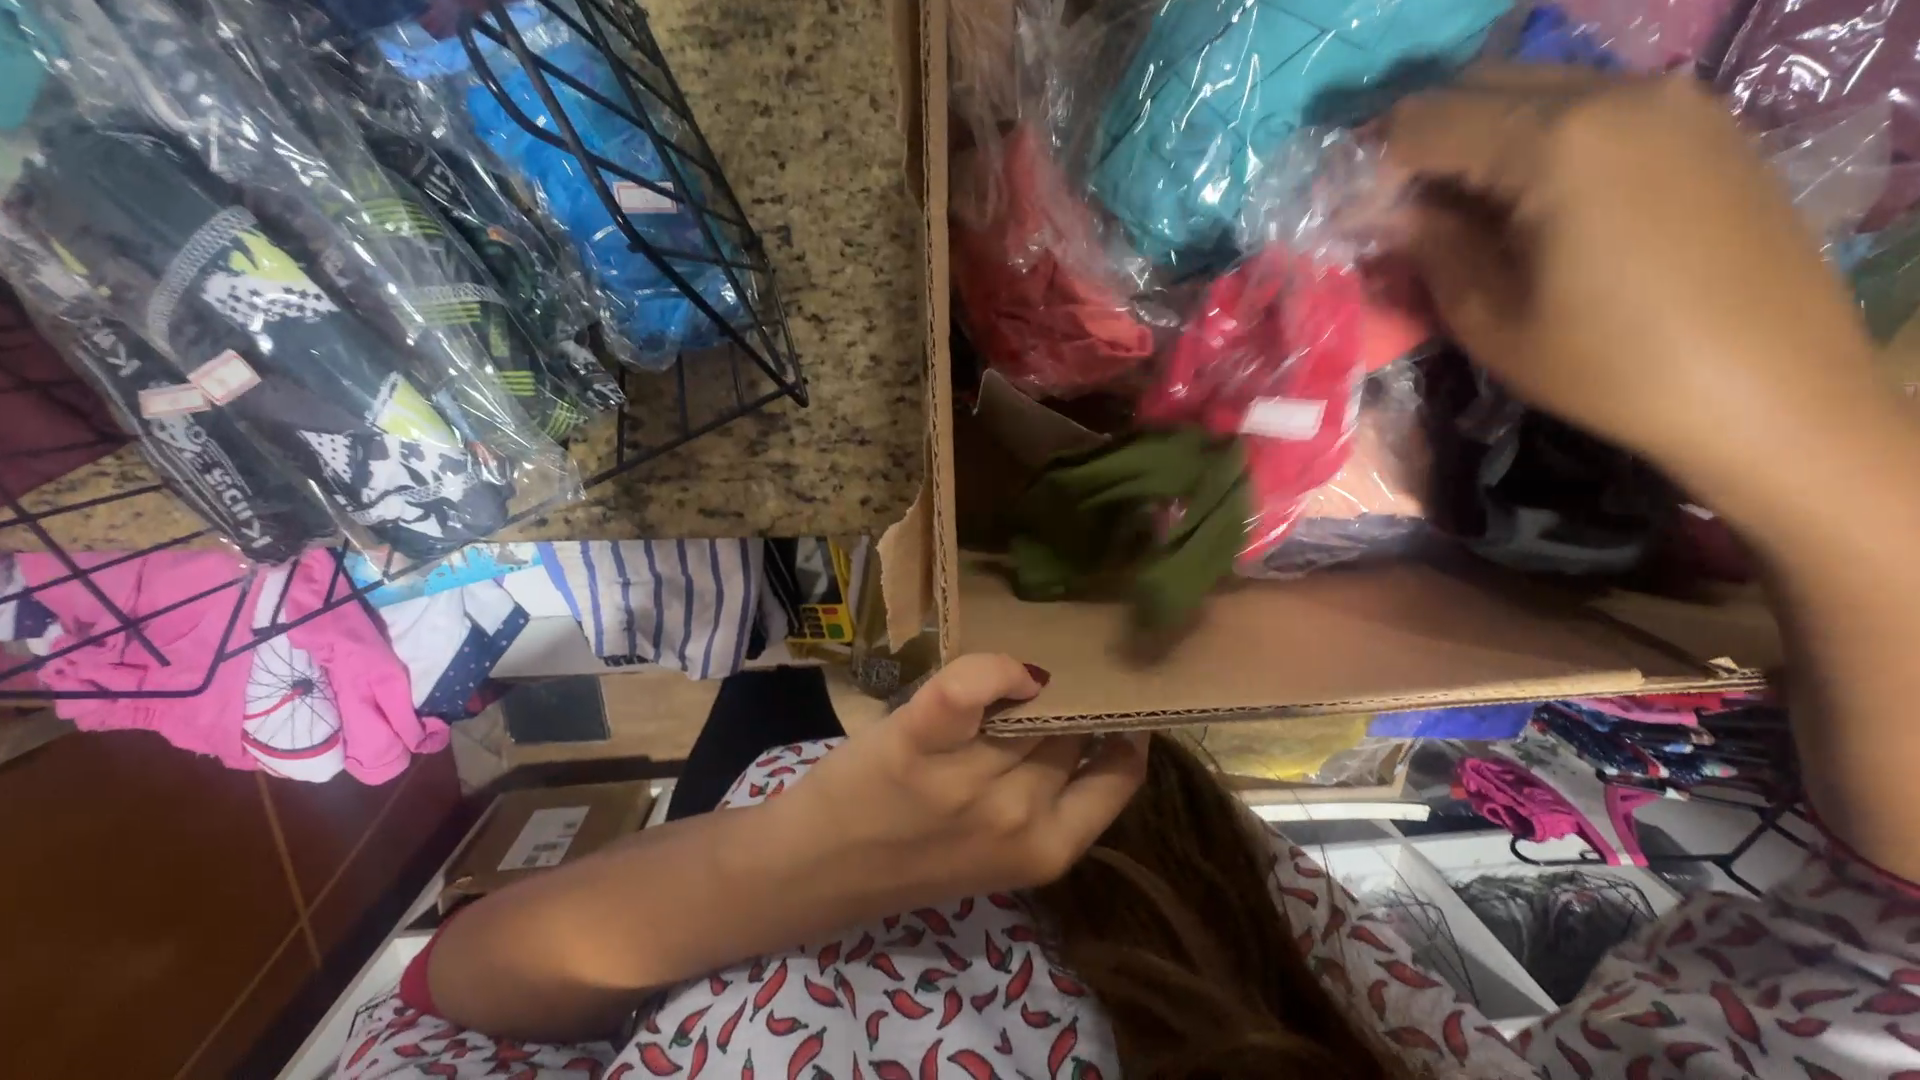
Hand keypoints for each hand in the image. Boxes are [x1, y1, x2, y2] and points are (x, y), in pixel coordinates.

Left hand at [778, 654, 1149, 916]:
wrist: (816, 872)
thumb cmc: (910, 857)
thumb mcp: (999, 851)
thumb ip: (1043, 800)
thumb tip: (1073, 722)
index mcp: (1049, 849)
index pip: (1119, 775)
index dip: (1124, 734)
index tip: (1109, 708)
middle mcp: (1019, 816)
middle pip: (1069, 731)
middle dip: (1063, 707)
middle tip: (1044, 690)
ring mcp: (968, 781)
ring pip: (1030, 705)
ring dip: (1026, 686)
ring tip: (1013, 680)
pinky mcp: (918, 743)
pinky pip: (970, 688)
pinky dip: (991, 670)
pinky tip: (1000, 672)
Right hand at [1382, 67, 1881, 474]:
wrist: (1770, 389)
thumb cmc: (1610, 367)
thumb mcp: (1490, 317)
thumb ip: (1429, 245)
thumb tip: (1386, 212)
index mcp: (1556, 140)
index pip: (1424, 120)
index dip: (1368, 164)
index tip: (1346, 214)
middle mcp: (1617, 92)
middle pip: (1480, 86)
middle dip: (1420, 143)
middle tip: (1391, 209)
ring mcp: (1672, 100)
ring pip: (1537, 92)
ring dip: (1479, 139)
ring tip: (1456, 209)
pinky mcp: (1703, 124)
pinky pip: (1592, 108)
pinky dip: (1537, 142)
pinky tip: (1528, 202)